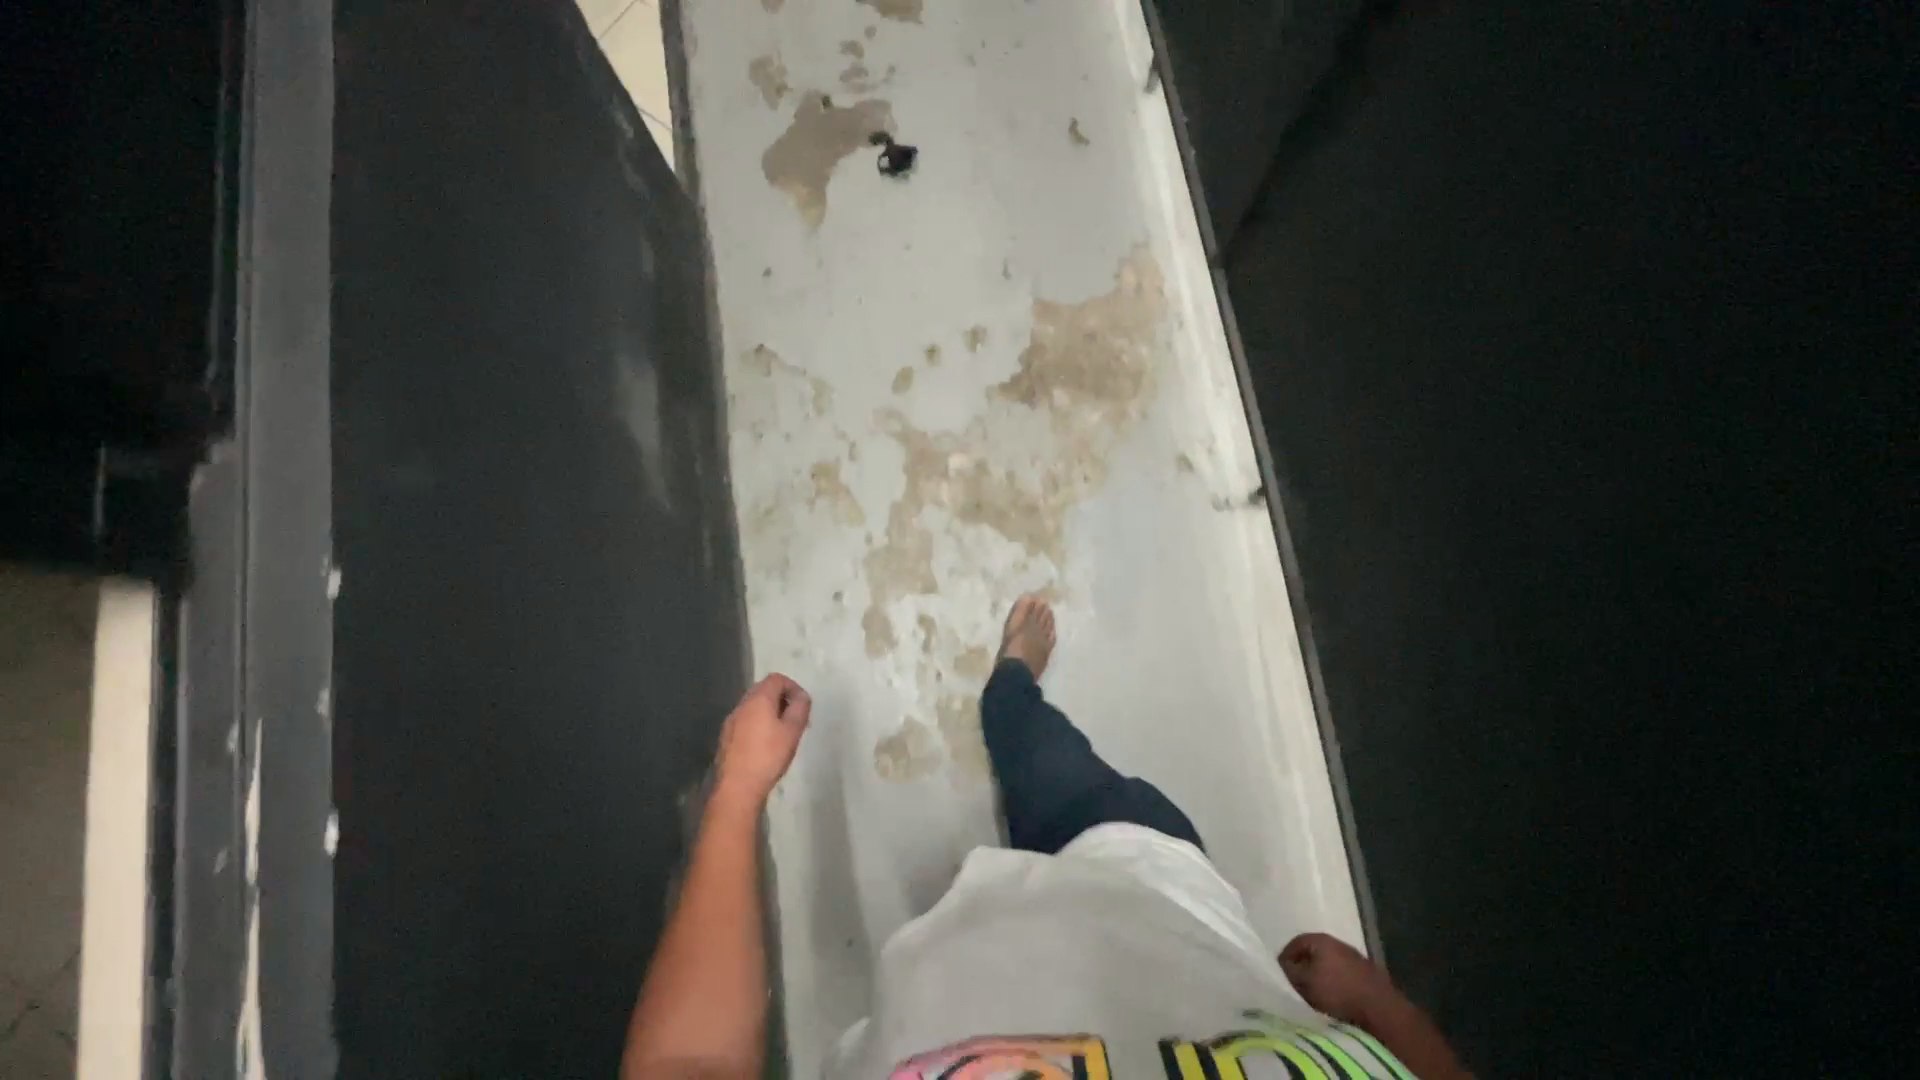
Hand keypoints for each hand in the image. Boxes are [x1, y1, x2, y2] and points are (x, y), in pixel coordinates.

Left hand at [713, 673, 811, 805]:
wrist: (738, 787)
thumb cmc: (769, 756)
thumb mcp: (792, 731)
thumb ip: (800, 708)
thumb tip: (802, 696)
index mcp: (758, 699)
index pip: (776, 678)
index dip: (793, 686)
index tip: (802, 704)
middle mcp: (742, 705)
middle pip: (763, 690)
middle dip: (782, 699)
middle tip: (795, 717)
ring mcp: (731, 721)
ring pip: (754, 707)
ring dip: (770, 712)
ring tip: (783, 732)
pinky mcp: (727, 737)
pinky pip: (746, 721)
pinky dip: (758, 724)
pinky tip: (766, 744)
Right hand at [1279, 932, 1401, 1025]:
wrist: (1382, 1010)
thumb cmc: (1337, 991)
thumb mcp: (1304, 982)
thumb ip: (1289, 972)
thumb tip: (1280, 966)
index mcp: (1321, 939)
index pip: (1296, 943)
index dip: (1285, 958)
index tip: (1280, 974)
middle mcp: (1340, 944)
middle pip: (1314, 953)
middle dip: (1304, 968)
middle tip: (1296, 984)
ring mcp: (1358, 959)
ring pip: (1331, 966)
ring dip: (1322, 978)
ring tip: (1315, 995)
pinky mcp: (1370, 977)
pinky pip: (1345, 978)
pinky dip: (1337, 986)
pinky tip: (1336, 1000)